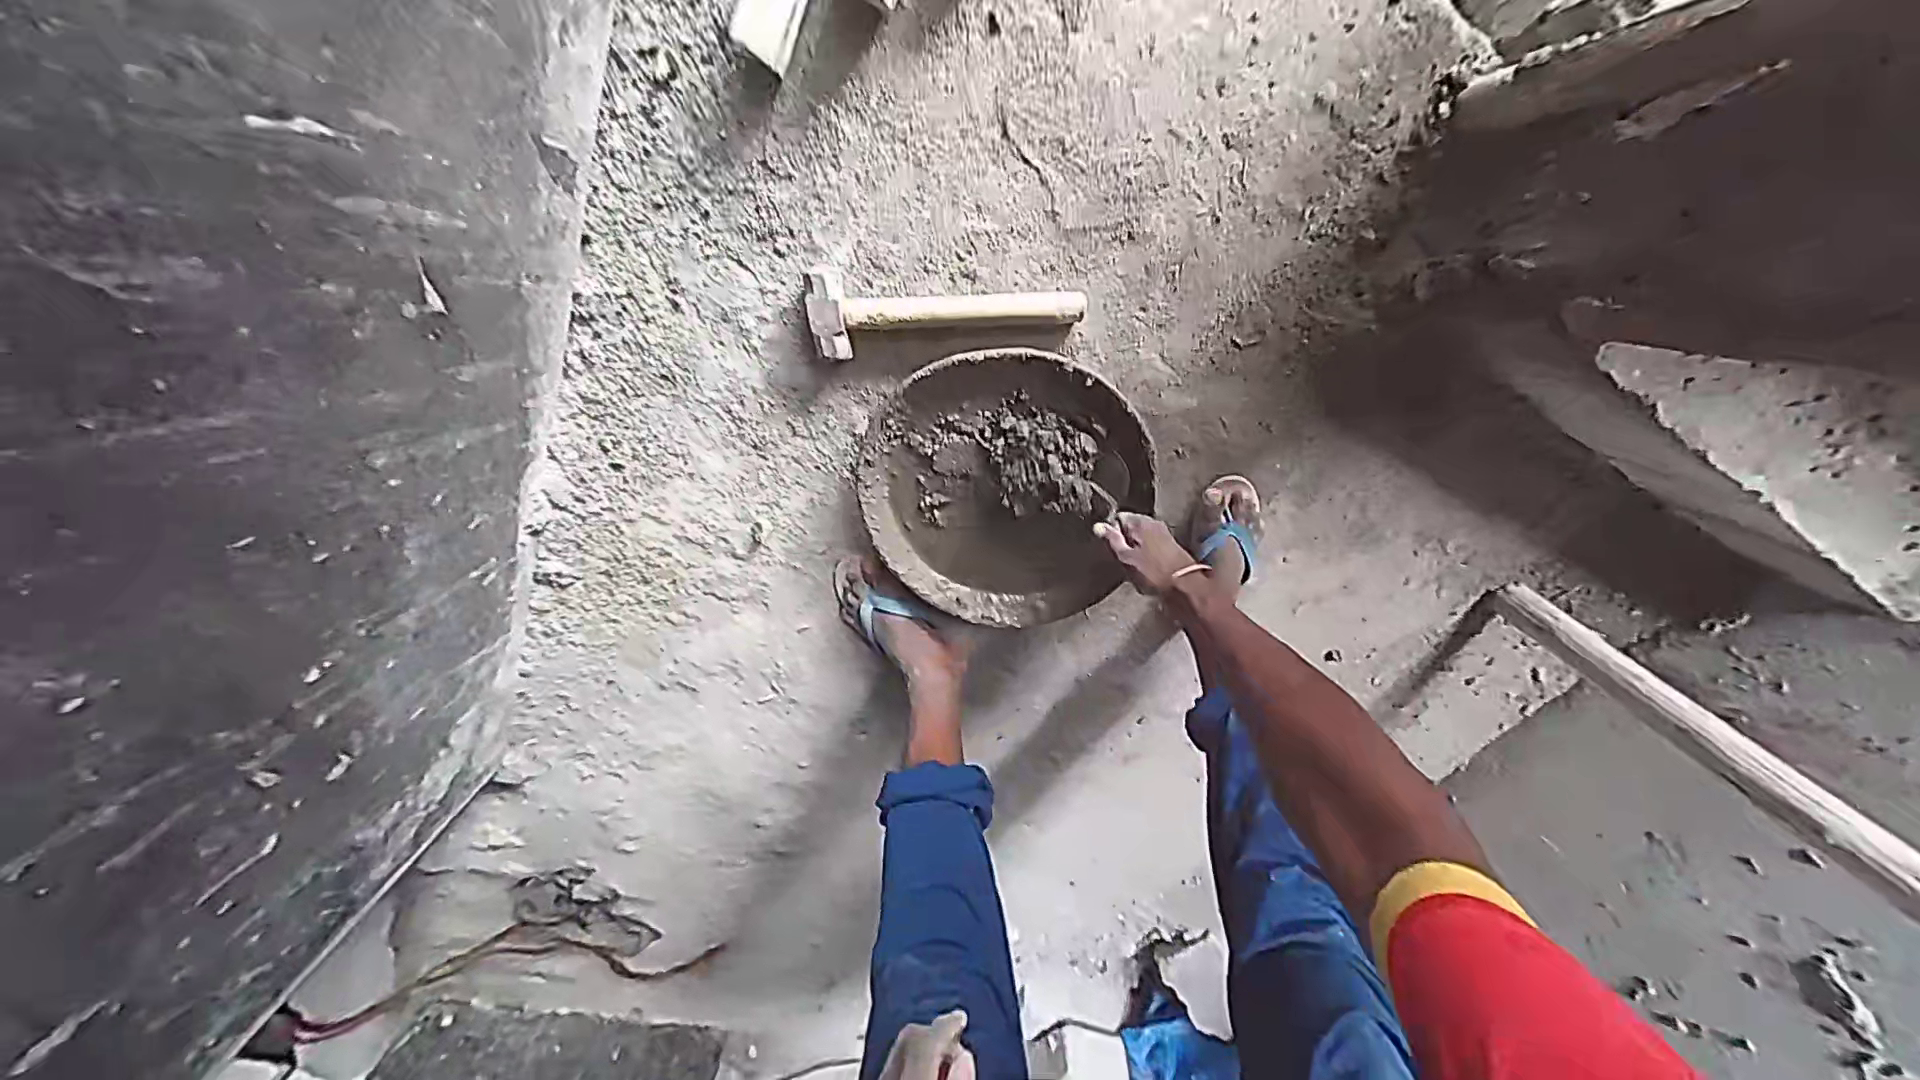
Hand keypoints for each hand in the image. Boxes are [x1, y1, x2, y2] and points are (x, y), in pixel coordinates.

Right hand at [1093, 512, 1205, 595]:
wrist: (1184, 583)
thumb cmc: (1154, 571)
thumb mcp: (1127, 557)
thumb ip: (1112, 540)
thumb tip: (1098, 526)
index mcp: (1141, 521)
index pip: (1118, 517)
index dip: (1112, 531)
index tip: (1112, 545)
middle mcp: (1153, 522)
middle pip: (1130, 526)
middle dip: (1124, 539)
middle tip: (1124, 557)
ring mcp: (1163, 532)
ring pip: (1140, 536)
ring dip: (1135, 547)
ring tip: (1135, 563)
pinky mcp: (1169, 543)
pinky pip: (1150, 543)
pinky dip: (1145, 552)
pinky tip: (1147, 565)